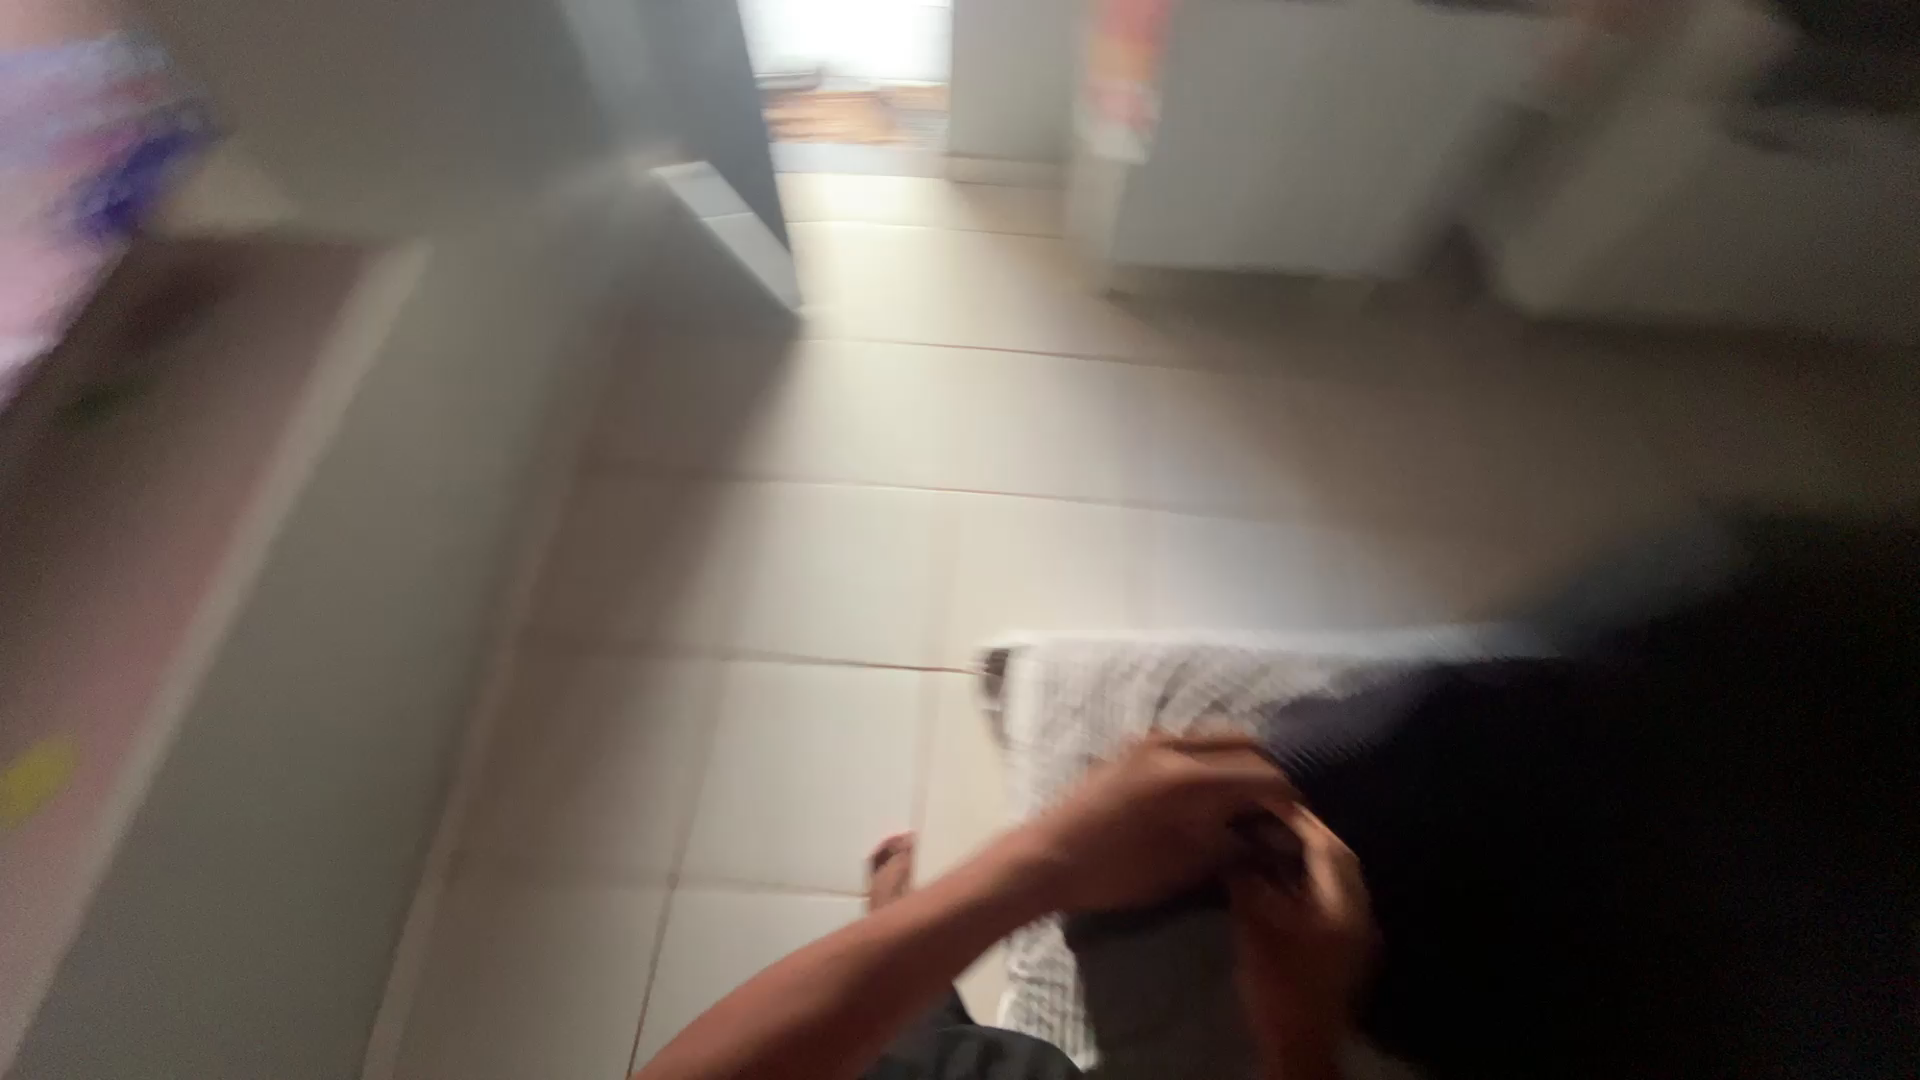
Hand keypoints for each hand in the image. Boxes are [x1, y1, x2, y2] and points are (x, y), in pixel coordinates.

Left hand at [1011, 733, 1296, 912]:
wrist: (1050, 855)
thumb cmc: (1116, 870)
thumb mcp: (1183, 866)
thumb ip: (1232, 843)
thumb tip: (1271, 836)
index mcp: (1188, 776)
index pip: (1262, 773)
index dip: (1288, 797)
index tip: (1296, 822)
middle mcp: (1172, 745)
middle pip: (1243, 742)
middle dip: (1267, 772)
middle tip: (1274, 809)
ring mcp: (1149, 741)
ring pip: (1214, 737)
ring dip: (1237, 762)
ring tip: (1243, 802)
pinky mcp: (1133, 747)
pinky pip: (1187, 742)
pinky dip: (1210, 759)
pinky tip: (1208, 794)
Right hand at [1229, 804, 1372, 1064]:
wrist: (1298, 1043)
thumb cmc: (1278, 981)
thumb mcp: (1255, 925)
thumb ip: (1246, 881)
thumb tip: (1233, 850)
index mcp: (1343, 905)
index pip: (1326, 846)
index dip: (1297, 818)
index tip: (1269, 797)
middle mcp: (1358, 912)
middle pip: (1338, 858)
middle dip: (1306, 831)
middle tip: (1271, 812)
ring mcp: (1355, 930)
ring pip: (1335, 876)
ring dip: (1307, 853)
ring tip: (1270, 836)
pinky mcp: (1344, 943)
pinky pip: (1329, 894)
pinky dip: (1306, 875)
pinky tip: (1277, 872)